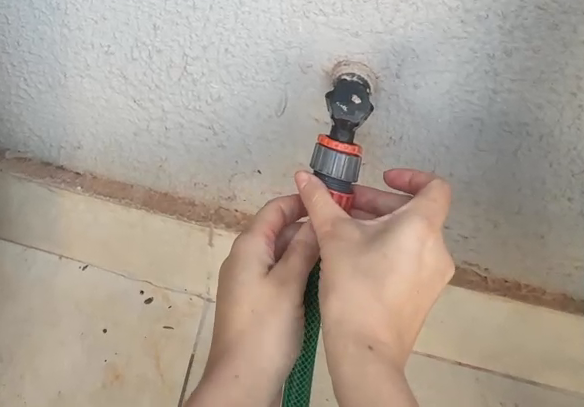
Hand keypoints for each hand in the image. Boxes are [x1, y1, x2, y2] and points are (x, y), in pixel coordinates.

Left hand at [186, 193, 320, 406]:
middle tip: (341, 233)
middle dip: (307, 230)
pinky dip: (298, 275)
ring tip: (337, 256)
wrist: (242, 381)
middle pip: (278, 232)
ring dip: (304, 254)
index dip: (300, 202)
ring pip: (280, 256)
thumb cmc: (264, 328)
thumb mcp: (288, 284)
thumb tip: (316, 221)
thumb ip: (303, 250)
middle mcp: (245, 258)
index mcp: (248, 246)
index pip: (275, 210)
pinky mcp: (255, 304)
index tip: (331, 202)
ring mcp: (248, 282)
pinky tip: (320, 283)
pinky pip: (279, 277)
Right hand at [296, 168, 453, 403]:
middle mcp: (437, 249)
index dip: (410, 176)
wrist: (366, 351)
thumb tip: (304, 176)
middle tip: (347, 206)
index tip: (382, 179)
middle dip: (379, 203)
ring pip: (411, 235)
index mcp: (423, 227)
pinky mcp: (424, 296)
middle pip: (415, 211)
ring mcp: (434, 276)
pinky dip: (389, 247)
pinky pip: (411, 258)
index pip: (435, 187)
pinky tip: (356, 256)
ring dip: (380, 225)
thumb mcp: (333, 235)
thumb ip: (320, 200)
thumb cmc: (355, 286)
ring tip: (346, 230)